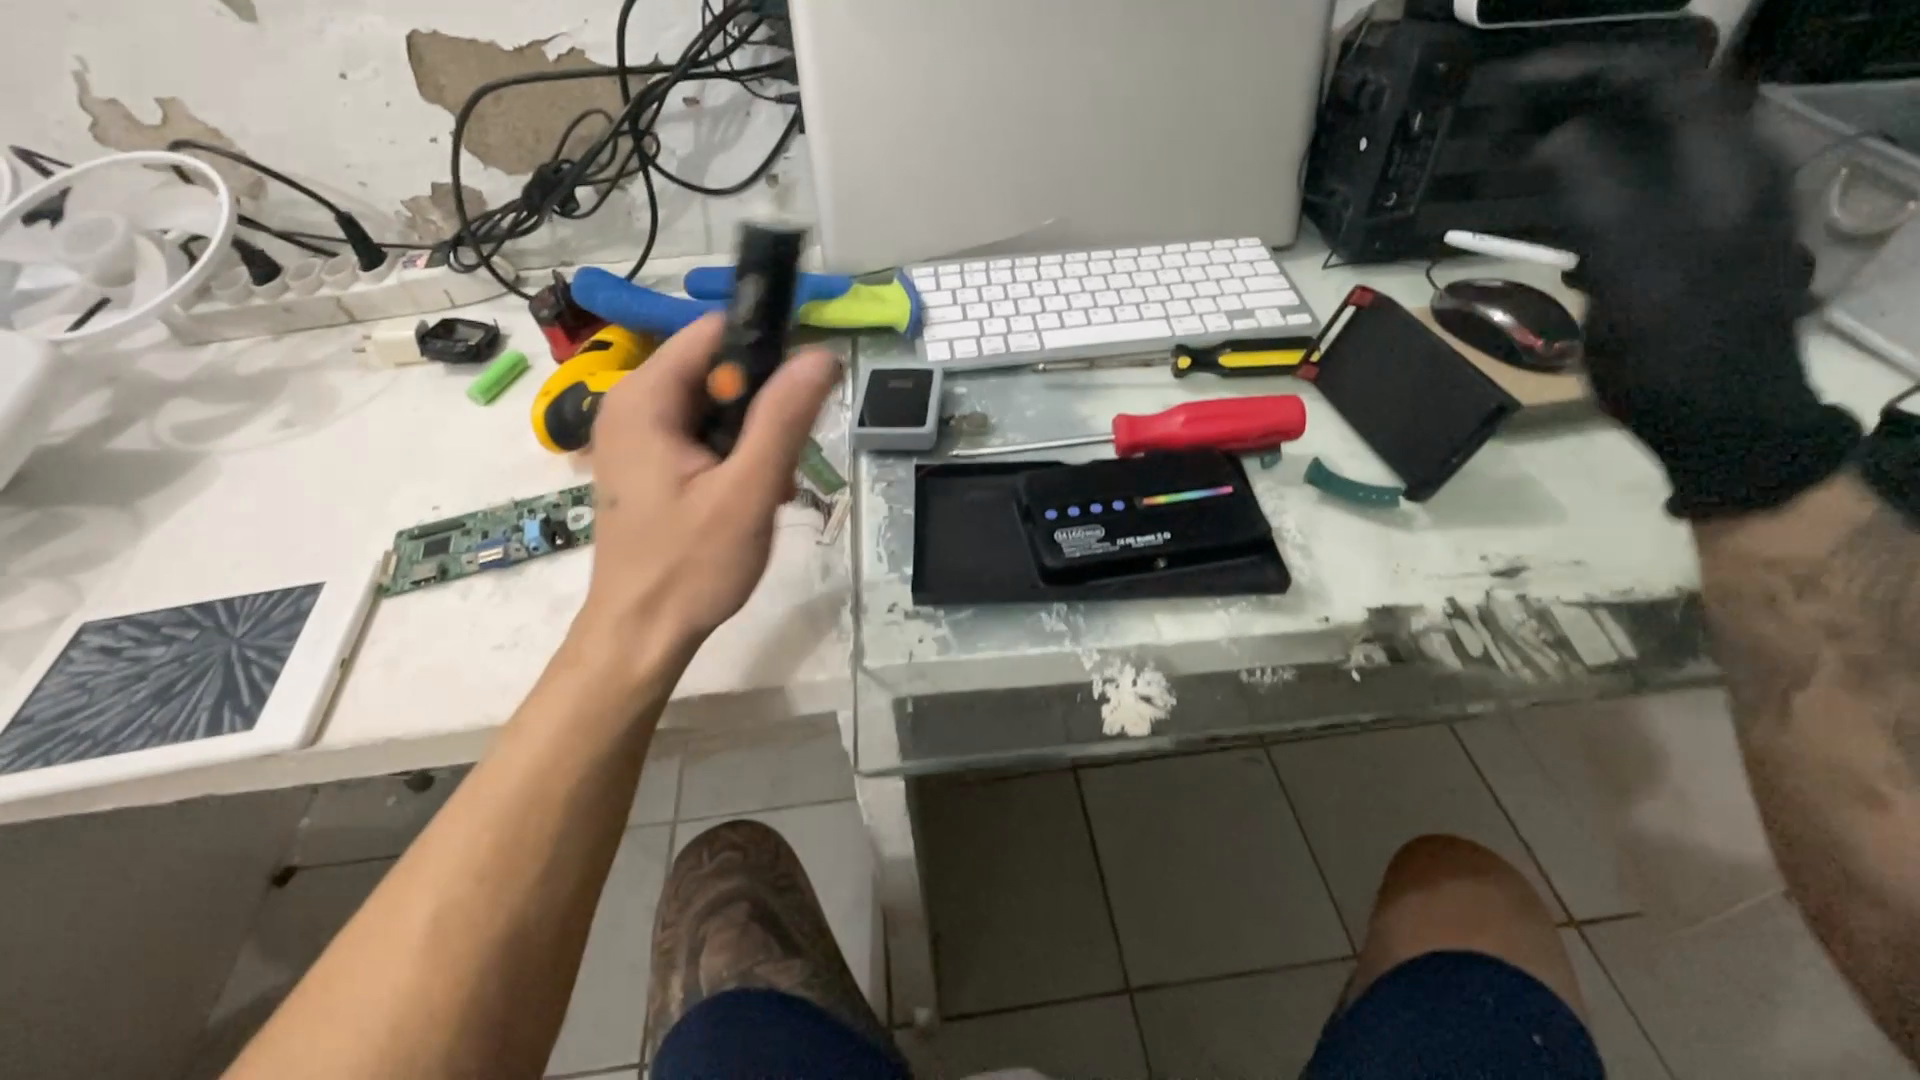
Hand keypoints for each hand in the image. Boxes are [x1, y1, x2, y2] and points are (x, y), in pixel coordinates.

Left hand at [573, 315, 840, 668]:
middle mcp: (631, 405)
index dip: (767, 349)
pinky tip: (752, 495)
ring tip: (773, 485)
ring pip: (713, 406)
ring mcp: (635, 436)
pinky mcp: (646, 464)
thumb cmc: (691, 567)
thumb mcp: (748, 491)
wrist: (640, 635)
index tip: (806, 391)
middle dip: (763, 405)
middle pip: (715, 370)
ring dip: (754, 436)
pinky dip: (733, 455)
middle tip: (789, 458)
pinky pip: (700, 436)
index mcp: (644, 399)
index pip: (714, 332)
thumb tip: (822, 356)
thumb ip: (784, 419)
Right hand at [1516, 54, 1860, 517]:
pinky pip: (1640, 187)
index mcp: (1726, 168)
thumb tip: (1550, 138)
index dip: (1588, 71)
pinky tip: (1558, 201)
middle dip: (1580, 97)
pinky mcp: (1691, 241)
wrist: (1722, 420)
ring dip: (1583, 137)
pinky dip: (1594, 179)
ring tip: (1522, 147)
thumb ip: (1594, 194)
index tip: (1517, 84)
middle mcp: (1730, 172)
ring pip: (1647, 145)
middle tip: (1511, 111)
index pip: (1662, 80)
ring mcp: (1714, 208)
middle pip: (1656, 104)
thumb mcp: (1630, 270)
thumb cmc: (1675, 352)